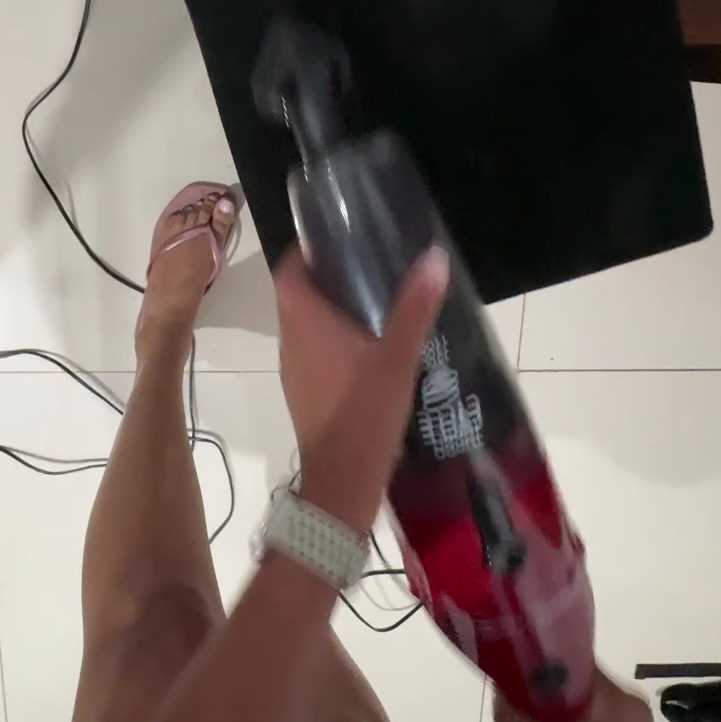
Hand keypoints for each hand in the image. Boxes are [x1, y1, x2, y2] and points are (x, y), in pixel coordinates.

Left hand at [273, 245, 449, 532]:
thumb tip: (433, 257)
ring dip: (328, 310)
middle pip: (296, 295)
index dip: (304, 251)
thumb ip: (415, 307)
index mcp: (304, 322)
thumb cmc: (364, 413)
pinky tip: (366, 345)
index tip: (335, 240)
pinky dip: (330, 338)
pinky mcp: (302, 391)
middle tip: (364, 266)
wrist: (342, 481)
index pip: (288, 271)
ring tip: (371, 300)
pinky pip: (311, 350)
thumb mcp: (397, 356)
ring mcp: (293, 368)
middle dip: (324, 277)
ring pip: (303, 325)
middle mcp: (290, 340)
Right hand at [494, 673, 661, 721]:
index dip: (537, 660)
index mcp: (616, 696)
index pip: (568, 654)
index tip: (516, 672)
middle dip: (546, 691)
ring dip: (560, 711)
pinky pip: (597, 716)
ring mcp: (636, 721)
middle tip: (526, 709)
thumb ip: (514, 720)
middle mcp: (630, 700)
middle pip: (574, 678)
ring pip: (584, 699)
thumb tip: (498, 693)